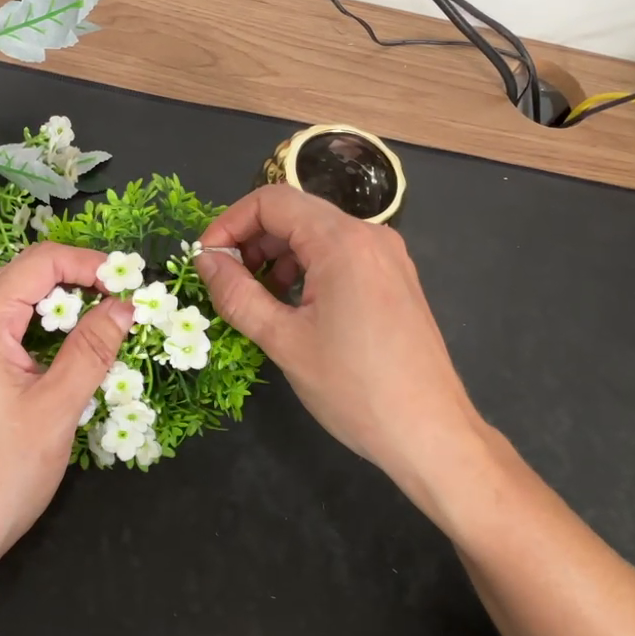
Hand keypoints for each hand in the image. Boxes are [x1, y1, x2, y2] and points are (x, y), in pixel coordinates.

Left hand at [0, 242, 132, 581]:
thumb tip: (124, 304)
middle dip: (78, 281)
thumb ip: (92, 349)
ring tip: (103, 329)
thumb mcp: (56, 408)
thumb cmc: (2, 473)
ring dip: (61, 309)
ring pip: (16, 306)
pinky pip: (4, 332)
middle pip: (25, 278)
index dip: (89, 263)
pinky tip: (67, 356)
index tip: (129, 283)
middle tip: (123, 304)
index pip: (39, 263)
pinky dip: (41, 333)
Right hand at [197, 186, 485, 507]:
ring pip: (316, 235)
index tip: (205, 259)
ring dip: (277, 257)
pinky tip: (292, 307)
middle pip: (295, 214)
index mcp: (343, 242)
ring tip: (256, 300)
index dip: (229, 223)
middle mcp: (370, 236)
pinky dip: (306, 269)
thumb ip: (237, 293)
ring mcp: (387, 257)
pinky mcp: (394, 279)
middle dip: (251, 240)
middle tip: (225, 282)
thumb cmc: (353, 388)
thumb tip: (205, 259)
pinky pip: (339, 256)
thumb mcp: (283, 340)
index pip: (272, 201)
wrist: (429, 433)